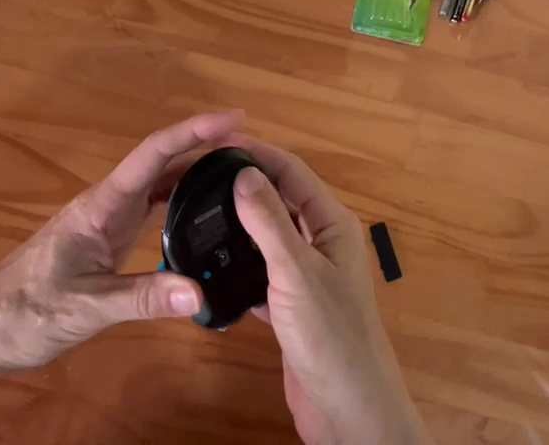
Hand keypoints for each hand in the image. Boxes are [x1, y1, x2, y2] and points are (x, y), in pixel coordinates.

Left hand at [0, 110, 242, 375]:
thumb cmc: (24, 312)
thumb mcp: (85, 308)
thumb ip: (141, 298)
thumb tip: (199, 293)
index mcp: (103, 204)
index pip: (155, 153)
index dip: (194, 130)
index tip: (234, 118)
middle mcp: (111, 201)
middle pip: (165, 161)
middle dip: (208, 146)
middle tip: (254, 150)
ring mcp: (110, 217)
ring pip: (162, 182)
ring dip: (198, 171)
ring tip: (239, 174)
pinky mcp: (110, 235)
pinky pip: (155, 206)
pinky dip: (184, 200)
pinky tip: (206, 213)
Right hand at [228, 136, 429, 444]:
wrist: (347, 407)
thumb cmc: (331, 334)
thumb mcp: (296, 272)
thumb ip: (270, 222)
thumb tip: (245, 171)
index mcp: (332, 223)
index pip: (292, 172)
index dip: (257, 152)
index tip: (217, 140)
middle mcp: (322, 240)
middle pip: (281, 198)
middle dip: (246, 182)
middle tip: (202, 172)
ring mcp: (308, 273)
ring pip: (270, 234)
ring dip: (241, 221)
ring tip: (201, 210)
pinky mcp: (291, 303)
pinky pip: (262, 269)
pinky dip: (239, 263)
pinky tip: (211, 263)